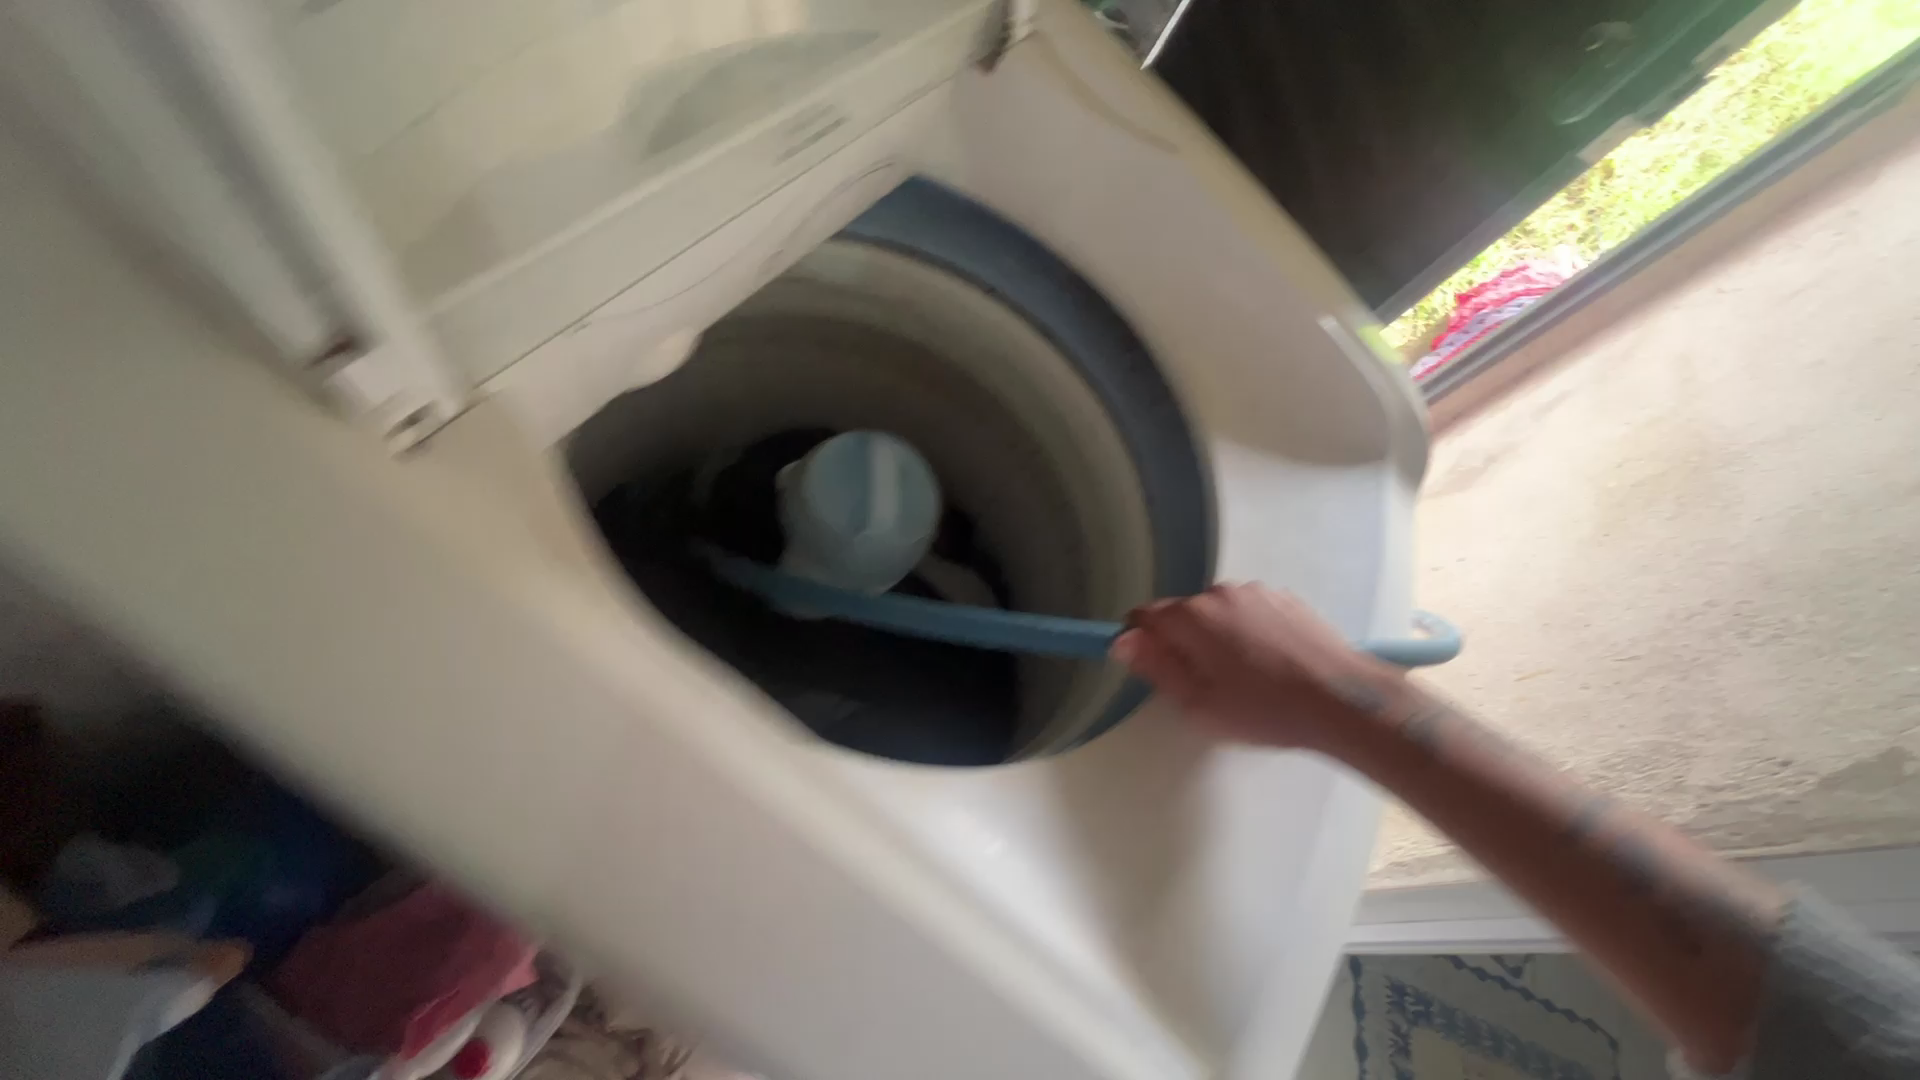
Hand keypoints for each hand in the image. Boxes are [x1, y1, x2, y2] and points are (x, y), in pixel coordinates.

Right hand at [1111, 584, 1403, 749]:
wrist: (1345, 701)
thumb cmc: (1263, 710)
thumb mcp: (1197, 705)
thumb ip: (1155, 667)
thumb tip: (1122, 640)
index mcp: (1190, 617)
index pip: (1143, 617)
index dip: (1143, 643)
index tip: (1159, 670)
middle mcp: (1218, 592)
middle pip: (1182, 613)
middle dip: (1184, 641)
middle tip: (1206, 684)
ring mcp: (1256, 591)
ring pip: (1218, 612)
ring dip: (1219, 635)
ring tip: (1246, 676)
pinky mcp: (1287, 598)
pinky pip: (1250, 611)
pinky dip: (1250, 630)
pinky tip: (1272, 663)